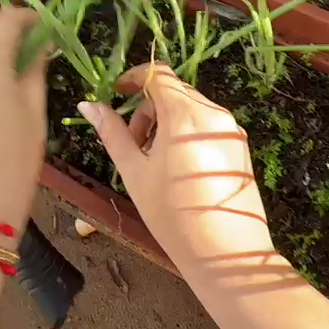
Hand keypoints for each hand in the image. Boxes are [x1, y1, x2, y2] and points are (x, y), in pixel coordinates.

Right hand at [77, 63, 276, 277]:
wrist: (227, 255)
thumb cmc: (173, 214)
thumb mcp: (135, 172)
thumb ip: (112, 132)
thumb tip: (88, 104)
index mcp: (185, 114)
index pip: (156, 73)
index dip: (133, 78)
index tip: (117, 94)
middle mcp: (212, 113)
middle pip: (172, 90)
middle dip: (147, 108)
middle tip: (134, 143)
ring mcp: (230, 129)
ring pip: (189, 106)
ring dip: (165, 120)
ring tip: (154, 159)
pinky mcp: (239, 145)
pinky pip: (206, 123)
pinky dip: (186, 132)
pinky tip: (177, 166)